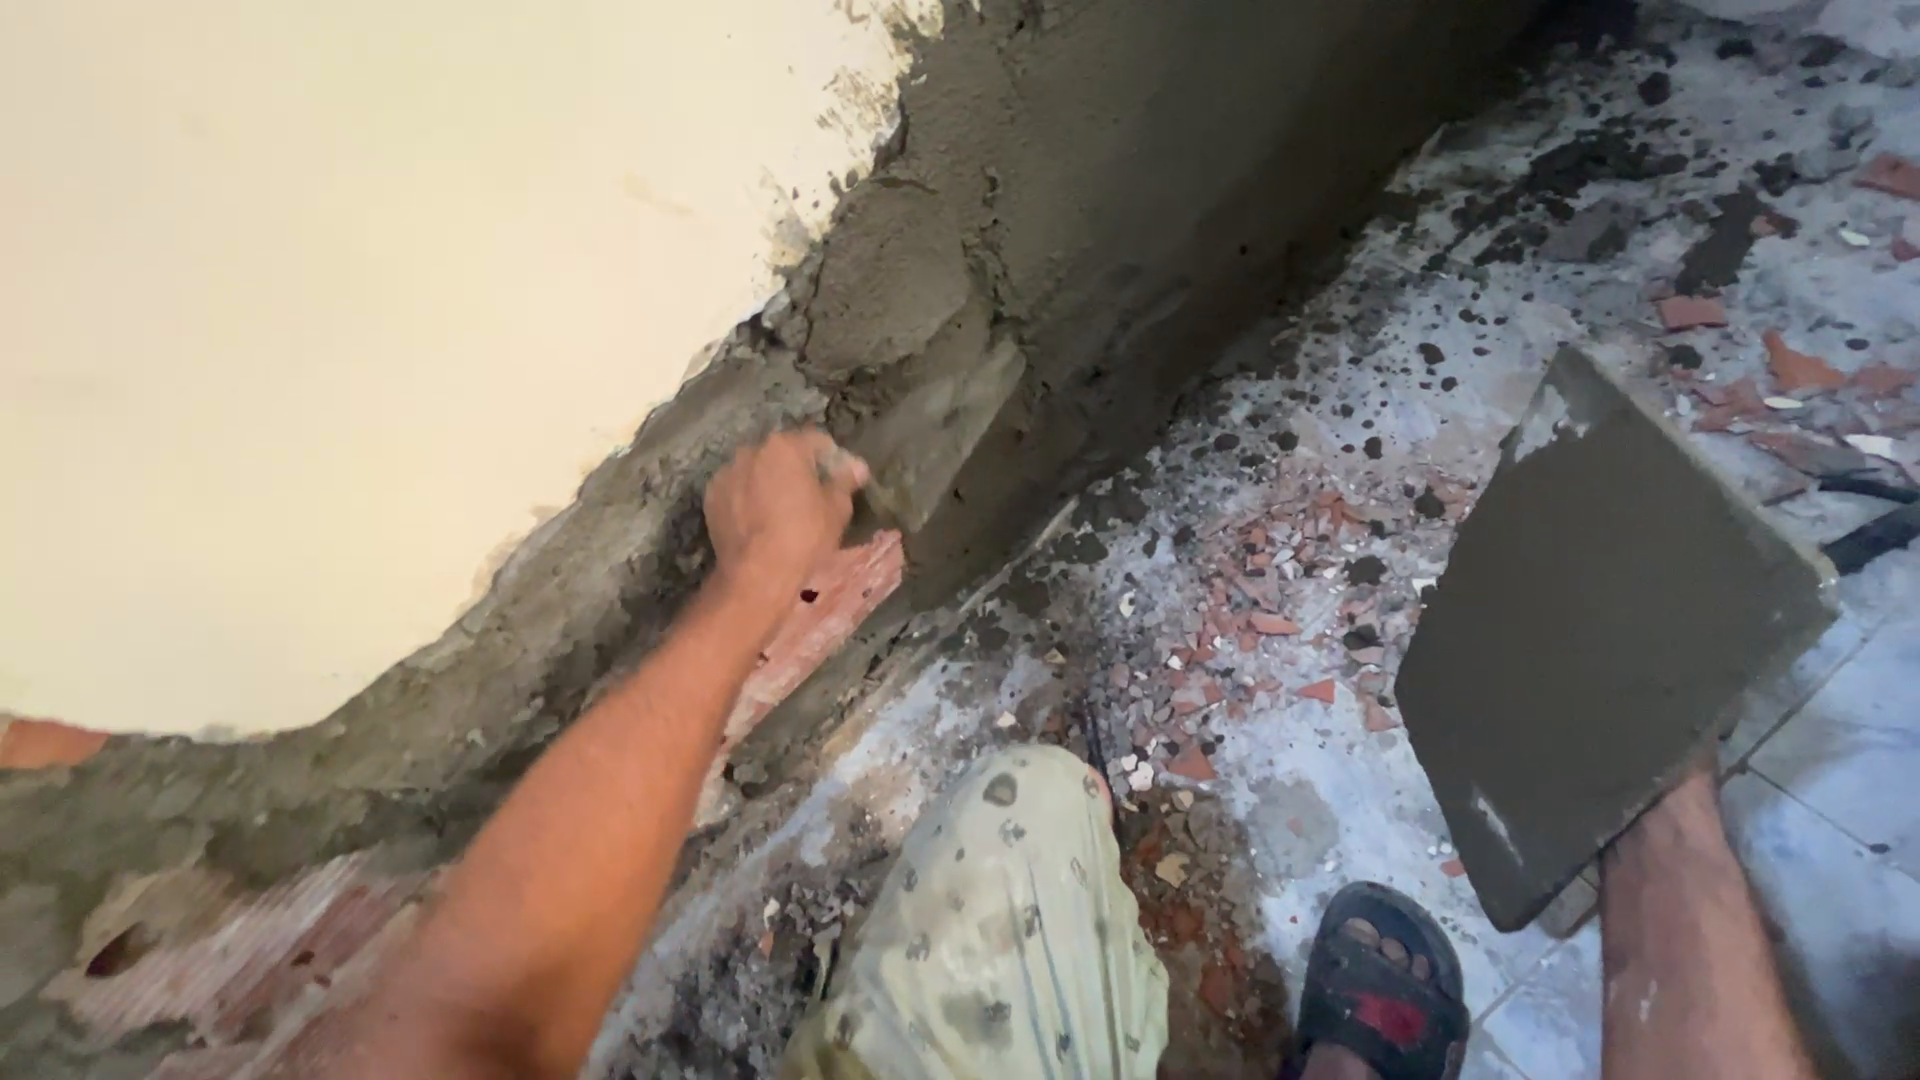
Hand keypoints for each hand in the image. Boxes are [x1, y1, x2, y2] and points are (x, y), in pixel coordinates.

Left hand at [703, 429, 868, 602]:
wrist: (757, 573)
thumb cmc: (804, 536)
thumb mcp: (836, 509)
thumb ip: (845, 481)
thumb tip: (857, 466)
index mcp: (785, 446)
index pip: (816, 440)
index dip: (832, 458)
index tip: (840, 479)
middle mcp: (751, 450)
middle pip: (782, 453)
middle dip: (797, 468)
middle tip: (810, 495)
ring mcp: (726, 473)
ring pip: (756, 470)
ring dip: (769, 481)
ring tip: (780, 510)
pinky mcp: (711, 497)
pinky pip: (737, 489)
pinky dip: (748, 497)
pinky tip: (758, 521)